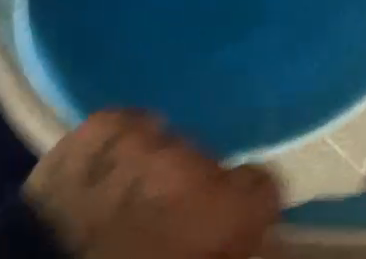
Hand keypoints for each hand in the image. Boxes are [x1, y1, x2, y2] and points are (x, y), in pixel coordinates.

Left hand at [23, 110, 281, 258]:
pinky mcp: (101, 119)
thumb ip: (239, 248)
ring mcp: (141, 132)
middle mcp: (188, 158)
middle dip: (199, 188)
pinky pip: (133, 124)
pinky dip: (130, 143)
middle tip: (174, 217)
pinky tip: (115, 167)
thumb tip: (260, 237)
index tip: (233, 222)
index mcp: (222, 205)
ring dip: (162, 164)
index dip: (249, 207)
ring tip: (138, 191)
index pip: (264, 185)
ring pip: (171, 143)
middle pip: (210, 164)